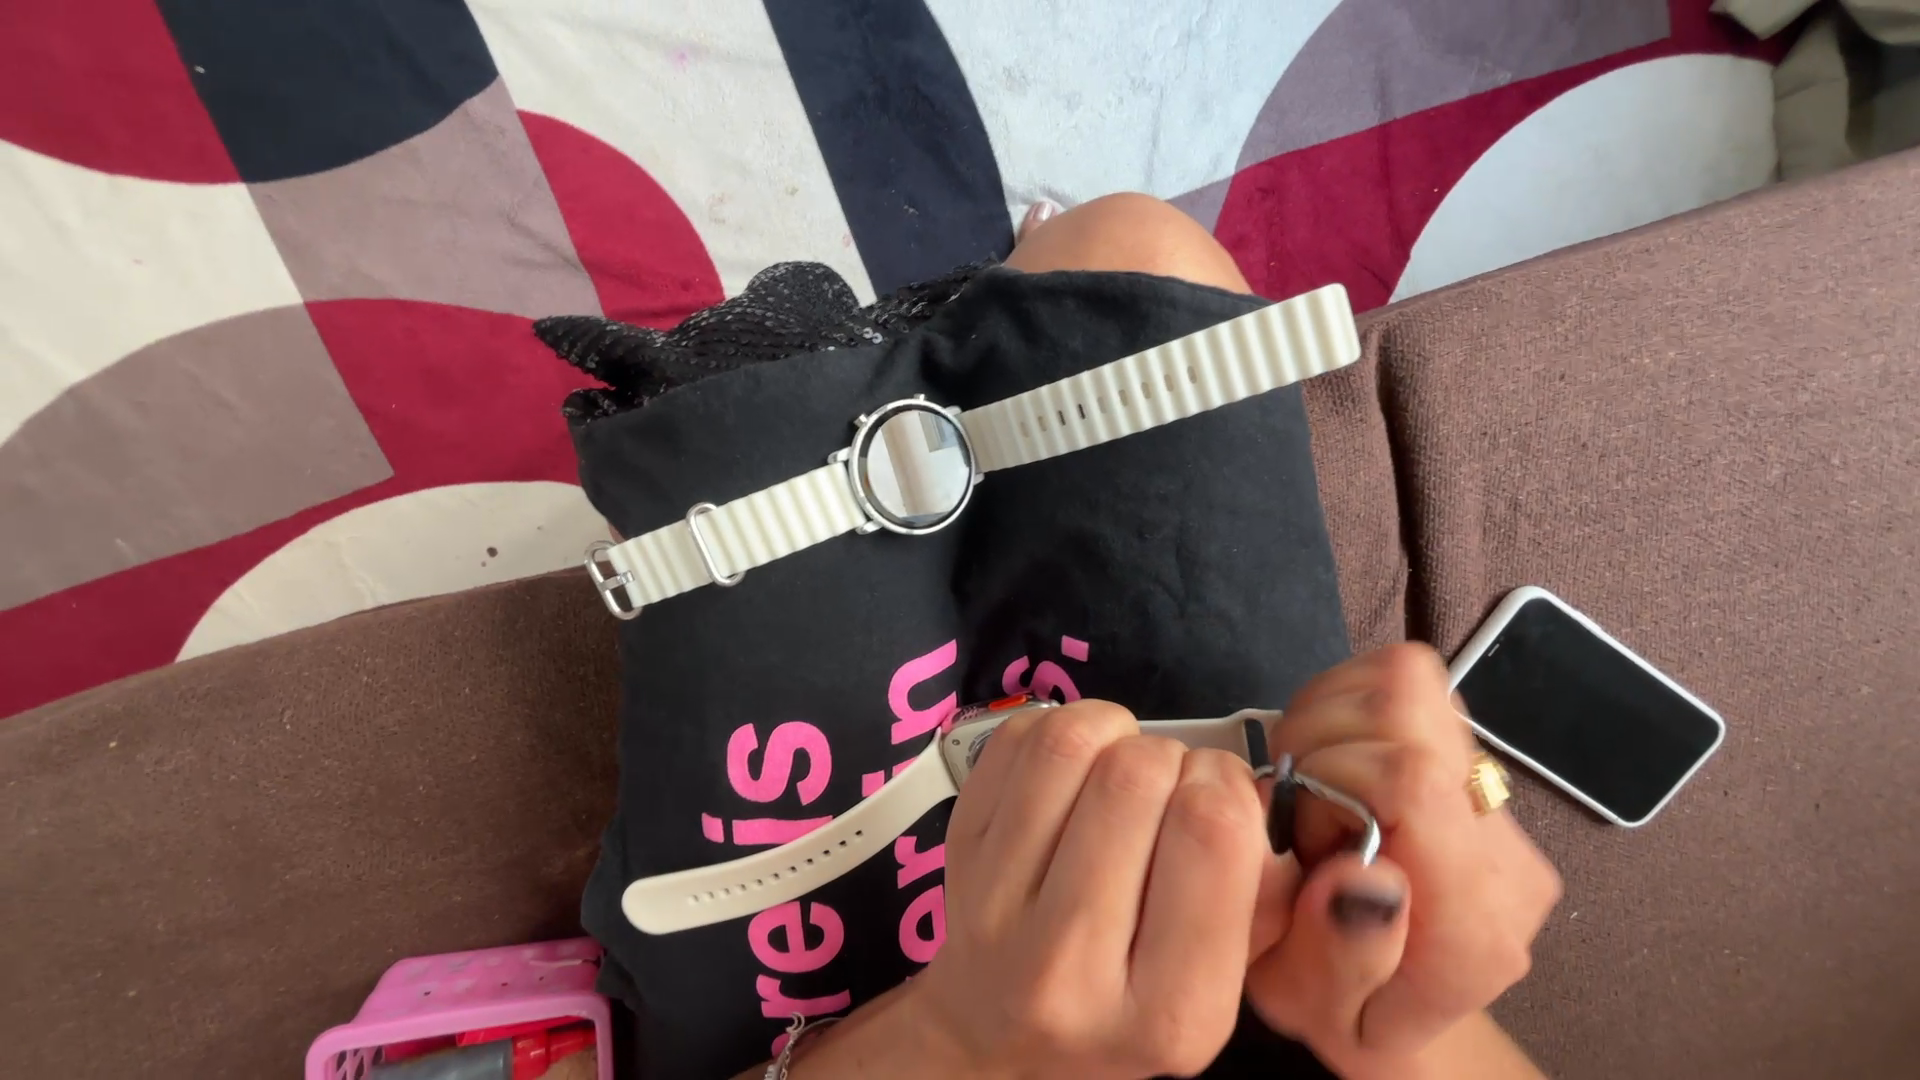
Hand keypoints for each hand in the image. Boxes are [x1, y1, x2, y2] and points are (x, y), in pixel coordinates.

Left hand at [904, 700, 1270, 1078]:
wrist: (1003, 1030)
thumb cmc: (1125, 1003)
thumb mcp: (1214, 983)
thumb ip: (1257, 891)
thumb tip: (1258, 783)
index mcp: (1168, 1010)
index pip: (1210, 833)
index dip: (1225, 781)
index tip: (1219, 788)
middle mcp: (1069, 960)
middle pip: (1134, 776)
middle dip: (1170, 754)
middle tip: (1169, 780)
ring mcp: (994, 896)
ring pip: (1067, 744)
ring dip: (1112, 729)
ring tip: (1118, 761)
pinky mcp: (957, 843)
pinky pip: (1017, 738)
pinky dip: (1058, 726)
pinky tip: (1072, 764)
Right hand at [1246, 644, 1561, 1074]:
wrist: (1402, 993)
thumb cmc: (1345, 1007)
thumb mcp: (1314, 1008)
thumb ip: (1340, 955)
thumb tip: (1363, 873)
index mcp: (1472, 920)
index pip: (1413, 777)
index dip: (1328, 772)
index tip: (1297, 823)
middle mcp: (1500, 845)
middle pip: (1408, 708)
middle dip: (1319, 736)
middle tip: (1297, 795)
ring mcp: (1492, 792)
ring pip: (1405, 679)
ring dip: (1327, 711)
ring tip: (1310, 772)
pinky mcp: (1468, 753)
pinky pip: (1403, 678)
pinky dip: (1342, 697)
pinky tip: (1328, 753)